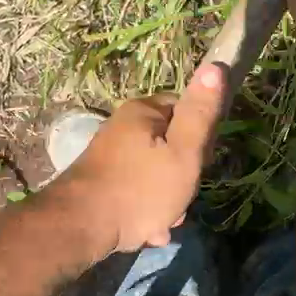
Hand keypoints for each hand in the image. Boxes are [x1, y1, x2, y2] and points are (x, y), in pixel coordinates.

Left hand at [45, 62, 227, 254]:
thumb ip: (201, 114)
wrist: (79, 228)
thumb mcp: (184, 153)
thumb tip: (216, 66)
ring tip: (163, 222)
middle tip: (180, 198)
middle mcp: (123, 125)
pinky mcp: (103, 179)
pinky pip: (137, 189)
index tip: (200, 166)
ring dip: (166, 199)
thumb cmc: (140, 189)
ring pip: (156, 172)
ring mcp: (111, 154)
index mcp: (143, 111)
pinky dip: (146, 208)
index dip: (202, 141)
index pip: (189, 111)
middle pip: (172, 144)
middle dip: (182, 177)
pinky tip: (147, 229)